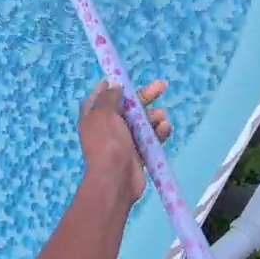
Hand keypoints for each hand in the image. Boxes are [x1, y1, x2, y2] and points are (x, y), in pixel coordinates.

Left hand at [78, 79, 171, 207]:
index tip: (126, 79)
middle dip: (144, 97)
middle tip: (162, 86)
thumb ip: (109, 98)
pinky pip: (151, 138)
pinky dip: (159, 132)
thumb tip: (113, 85)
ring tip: (162, 117)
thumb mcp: (103, 114)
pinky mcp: (138, 153)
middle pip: (128, 107)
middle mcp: (108, 127)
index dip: (114, 86)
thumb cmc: (107, 143)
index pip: (103, 96)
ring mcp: (124, 141)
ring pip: (142, 122)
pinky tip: (165, 129)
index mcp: (94, 116)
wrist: (116, 179)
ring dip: (154, 116)